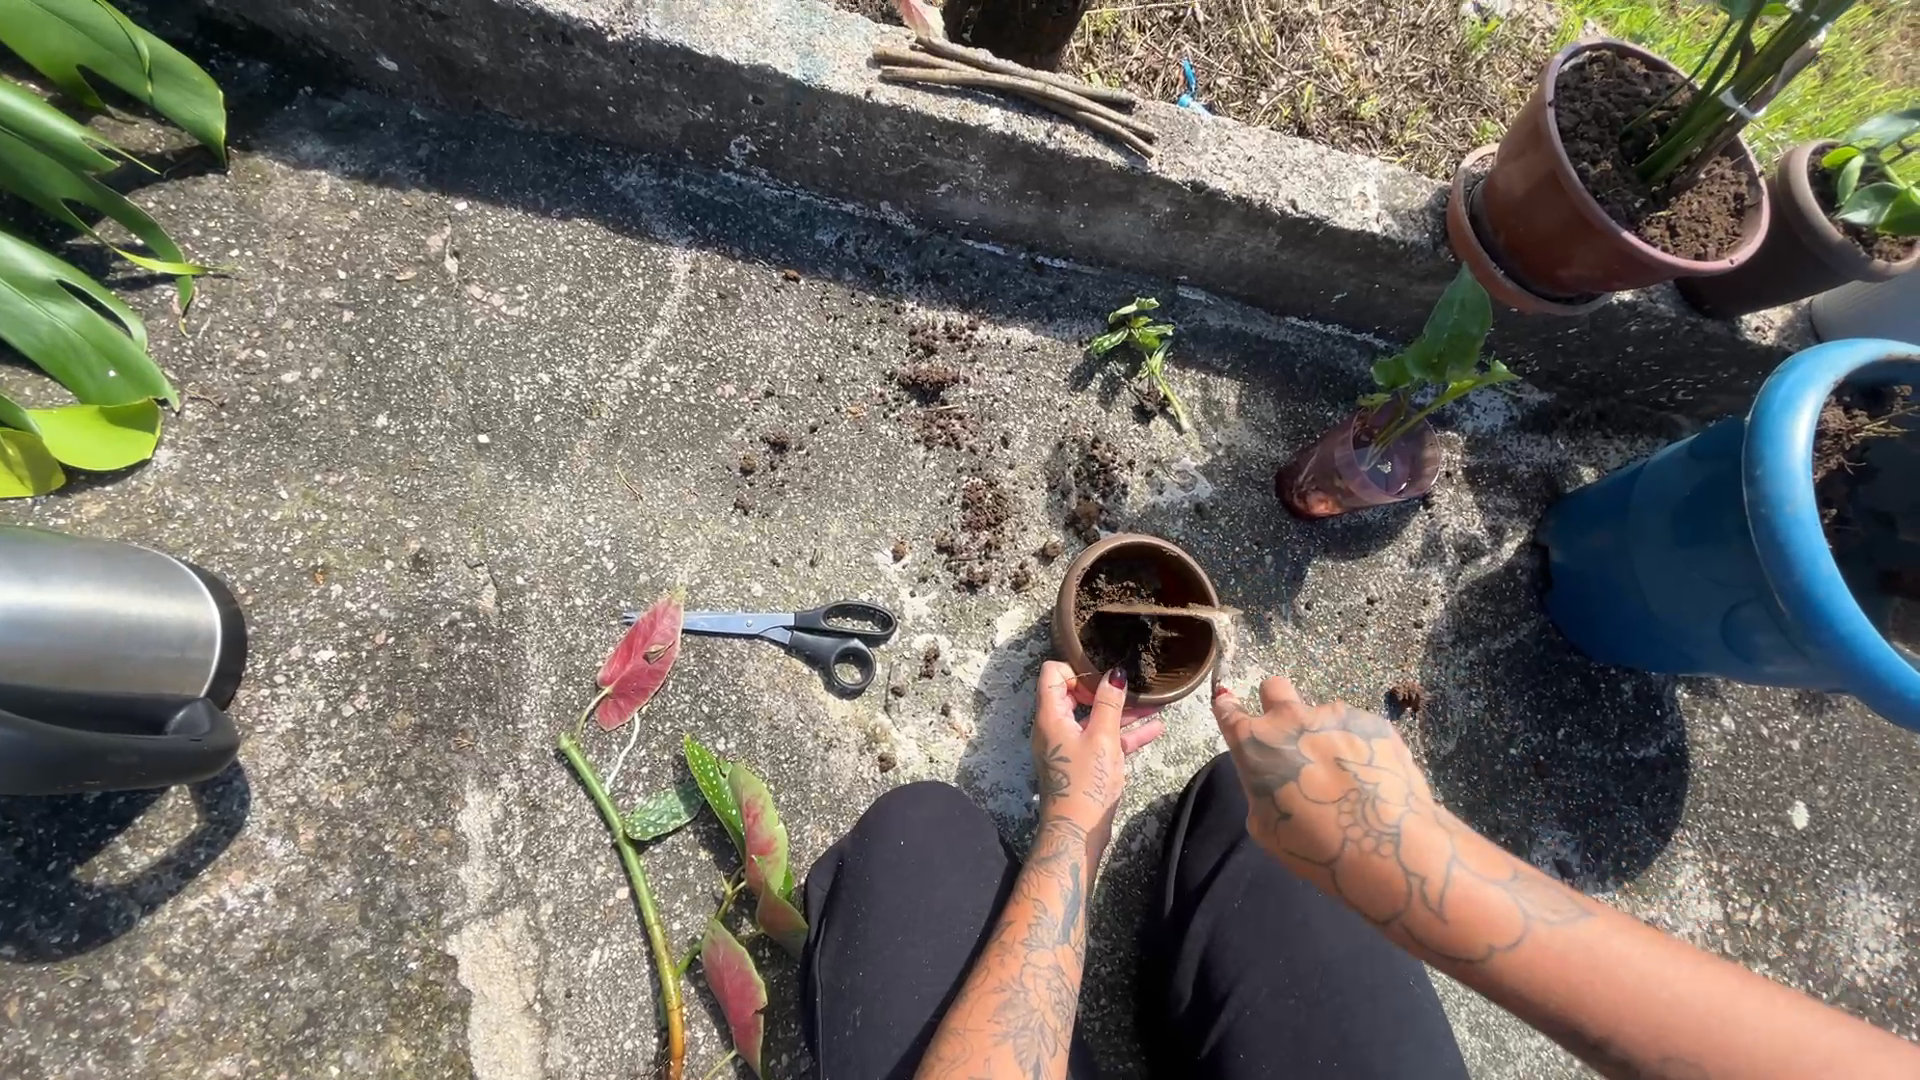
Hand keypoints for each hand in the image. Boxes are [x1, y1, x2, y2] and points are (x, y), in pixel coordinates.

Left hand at [1032, 661, 1165, 839]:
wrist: (1077, 831)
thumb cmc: (1086, 782)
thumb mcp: (1102, 738)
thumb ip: (1109, 703)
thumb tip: (1114, 673)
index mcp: (1050, 715)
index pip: (1053, 674)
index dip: (1076, 670)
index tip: (1102, 677)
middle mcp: (1054, 726)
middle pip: (1074, 694)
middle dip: (1103, 689)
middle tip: (1127, 688)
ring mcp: (1068, 745)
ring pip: (1093, 718)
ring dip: (1120, 711)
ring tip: (1151, 704)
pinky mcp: (1082, 761)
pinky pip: (1102, 739)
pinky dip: (1123, 733)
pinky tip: (1154, 728)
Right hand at [1209, 675, 1431, 861]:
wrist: (1390, 849)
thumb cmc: (1315, 847)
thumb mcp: (1265, 824)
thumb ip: (1260, 786)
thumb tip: (1273, 774)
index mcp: (1255, 743)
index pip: (1227, 710)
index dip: (1228, 708)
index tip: (1231, 708)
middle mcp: (1290, 718)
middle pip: (1273, 687)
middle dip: (1277, 705)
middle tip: (1292, 736)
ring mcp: (1334, 716)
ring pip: (1322, 715)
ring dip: (1325, 735)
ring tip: (1348, 776)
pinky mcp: (1373, 723)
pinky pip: (1358, 729)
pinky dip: (1359, 748)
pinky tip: (1374, 779)